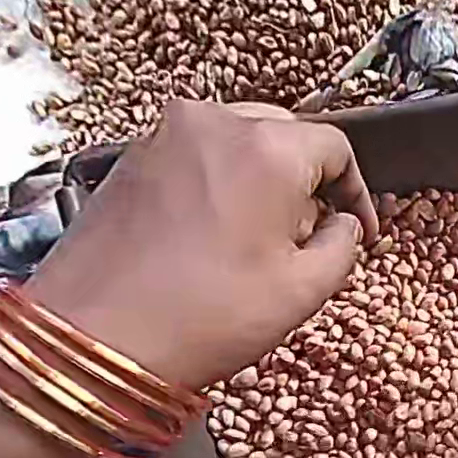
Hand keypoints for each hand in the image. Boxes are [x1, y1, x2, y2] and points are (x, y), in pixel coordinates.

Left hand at [25, 100, 379, 388]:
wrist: (96, 335)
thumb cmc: (209, 316)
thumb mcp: (304, 291)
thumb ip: (344, 247)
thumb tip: (345, 224)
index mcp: (268, 150)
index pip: (335, 148)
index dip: (357, 192)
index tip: (361, 231)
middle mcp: (215, 123)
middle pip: (287, 136)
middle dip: (310, 185)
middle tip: (310, 239)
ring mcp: (165, 133)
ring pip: (241, 142)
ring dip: (266, 182)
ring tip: (262, 240)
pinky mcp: (132, 155)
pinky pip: (198, 154)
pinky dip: (223, 182)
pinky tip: (217, 232)